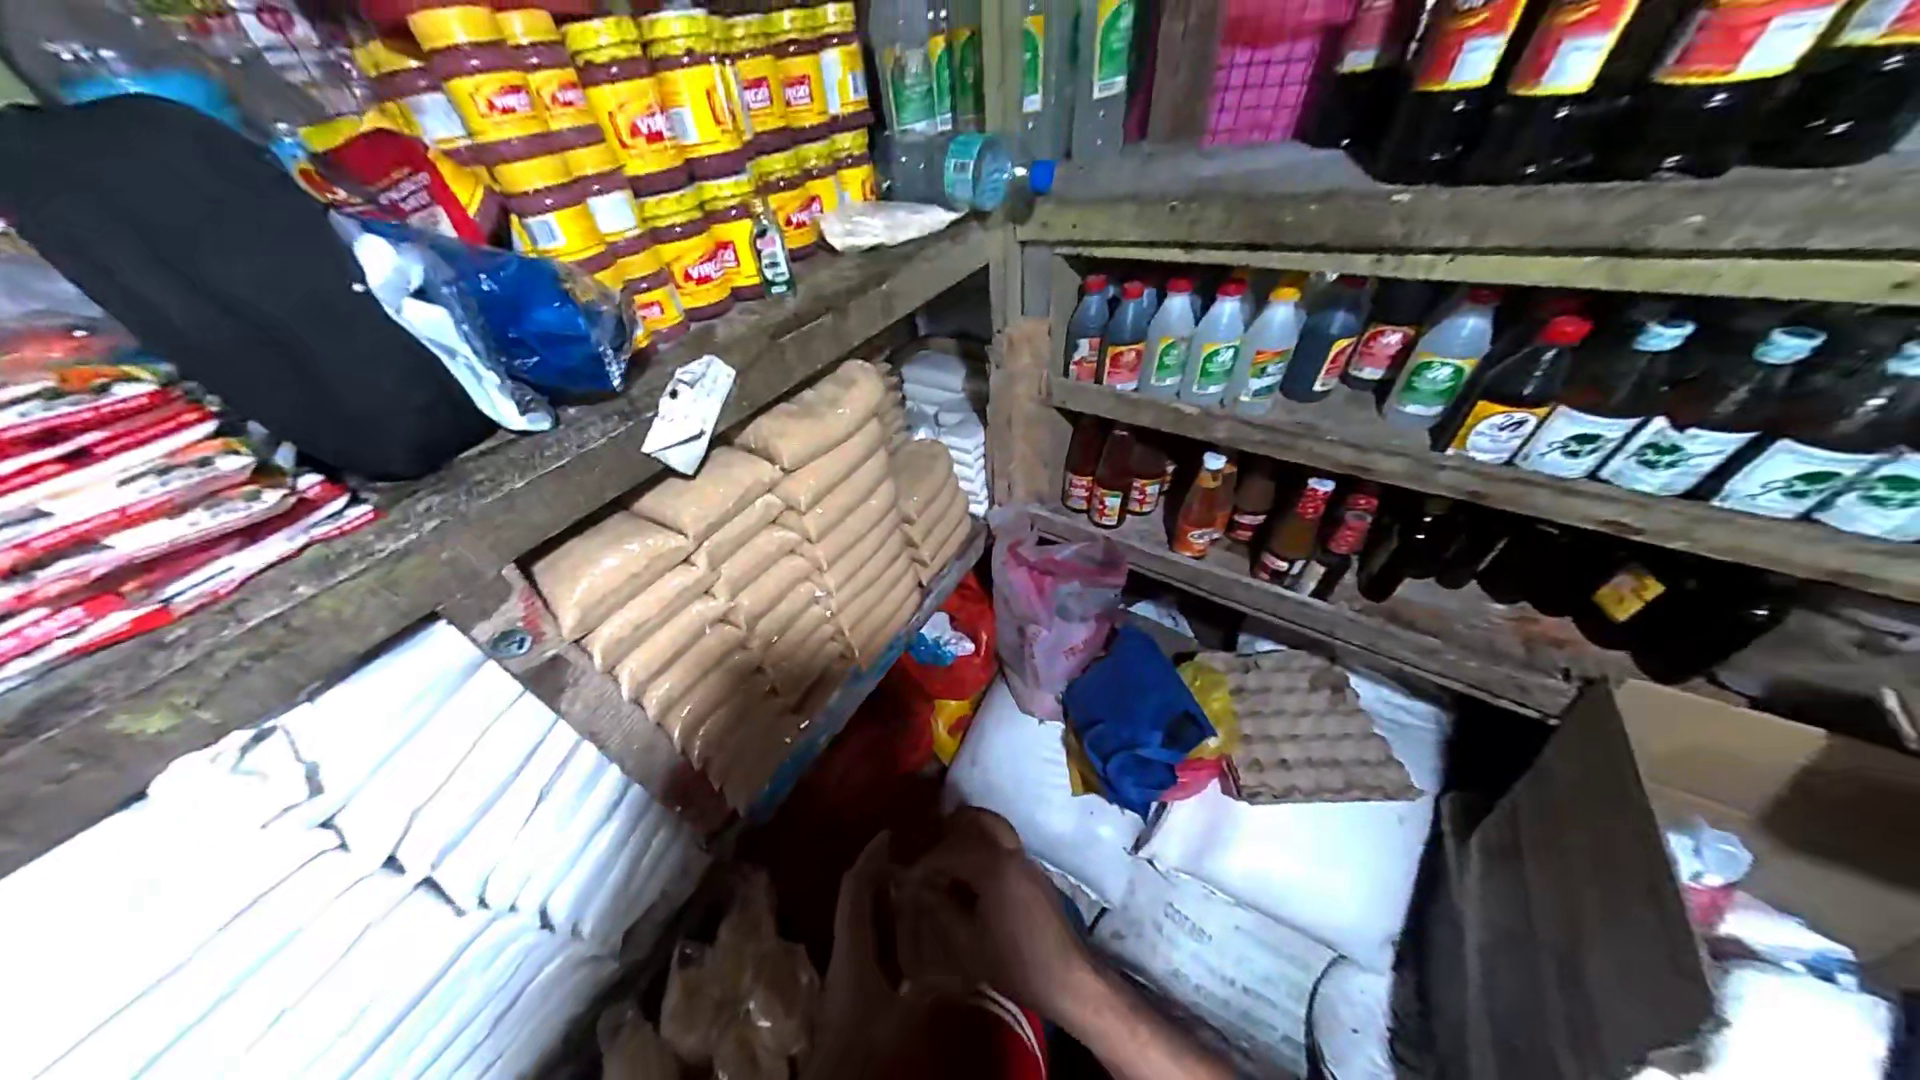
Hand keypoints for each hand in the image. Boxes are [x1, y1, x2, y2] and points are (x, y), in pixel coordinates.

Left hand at [807, 831, 939, 1079]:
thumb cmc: (864, 1044)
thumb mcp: (902, 1017)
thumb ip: (933, 990)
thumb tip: (966, 970)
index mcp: (851, 945)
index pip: (856, 887)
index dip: (871, 856)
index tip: (890, 833)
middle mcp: (844, 947)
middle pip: (855, 896)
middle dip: (877, 870)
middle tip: (910, 855)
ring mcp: (845, 964)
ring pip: (859, 915)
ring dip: (880, 895)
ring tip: (912, 883)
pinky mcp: (851, 982)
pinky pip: (866, 936)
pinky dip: (883, 920)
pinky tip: (906, 928)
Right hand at [895, 807, 1096, 1020]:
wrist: (1066, 979)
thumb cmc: (1014, 963)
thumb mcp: (968, 942)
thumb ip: (942, 908)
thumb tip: (920, 888)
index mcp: (993, 866)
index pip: (950, 850)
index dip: (926, 863)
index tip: (909, 878)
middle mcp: (1011, 853)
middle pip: (977, 822)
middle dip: (949, 833)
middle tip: (928, 854)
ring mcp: (1027, 860)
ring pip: (994, 830)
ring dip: (969, 837)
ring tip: (948, 861)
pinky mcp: (1035, 873)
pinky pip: (1005, 845)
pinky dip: (985, 848)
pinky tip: (972, 877)